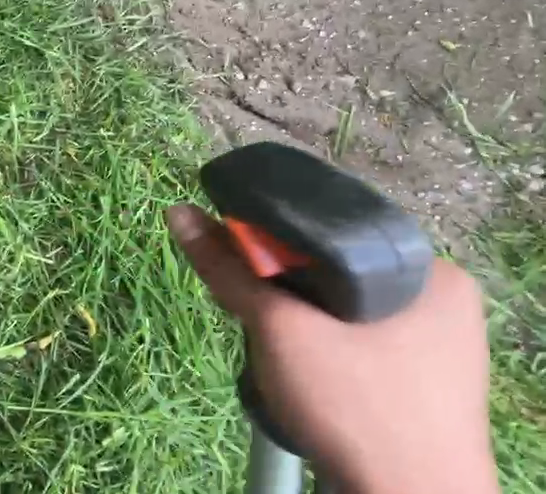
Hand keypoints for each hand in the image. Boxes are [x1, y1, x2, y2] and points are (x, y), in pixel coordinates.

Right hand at [166, 204, 498, 493]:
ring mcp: (430, 341)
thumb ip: (227, 267)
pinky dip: (308, 336)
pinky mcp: (414, 373)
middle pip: (325, 265)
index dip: (269, 238)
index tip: (235, 262)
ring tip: (267, 338)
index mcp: (431, 275)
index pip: (328, 229)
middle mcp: (437, 299)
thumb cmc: (355, 404)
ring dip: (286, 313)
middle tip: (245, 307)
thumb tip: (177, 210)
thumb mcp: (277, 325)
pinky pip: (344, 330)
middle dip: (274, 282)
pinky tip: (292, 360)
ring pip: (329, 299)